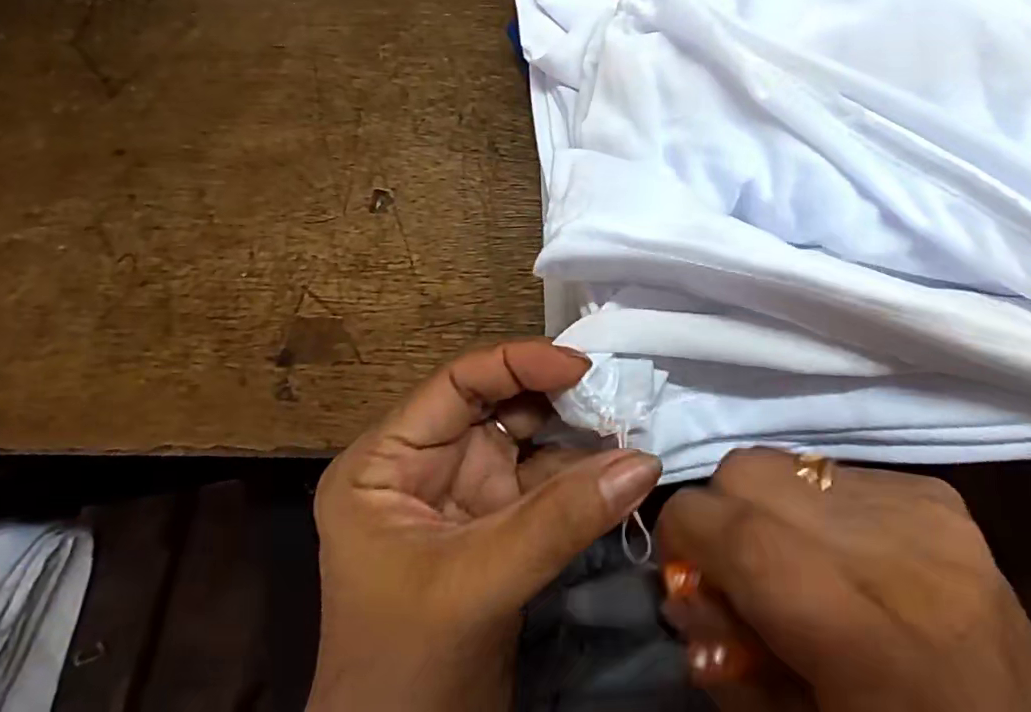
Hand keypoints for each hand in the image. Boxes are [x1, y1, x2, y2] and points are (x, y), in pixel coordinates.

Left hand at [306, 337, 662, 711]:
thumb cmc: (406, 667)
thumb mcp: (478, 582)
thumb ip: (560, 519)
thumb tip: (644, 461)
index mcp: (386, 461)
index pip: (457, 383)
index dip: (520, 363)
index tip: (583, 367)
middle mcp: (425, 464)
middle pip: (499, 404)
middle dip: (558, 398)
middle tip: (618, 396)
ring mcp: (465, 494)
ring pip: (529, 440)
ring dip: (578, 434)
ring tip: (631, 427)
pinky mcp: (499, 525)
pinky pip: (548, 481)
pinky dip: (584, 474)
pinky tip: (622, 469)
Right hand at [657, 449, 1030, 711]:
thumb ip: (726, 663)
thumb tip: (684, 588)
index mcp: (862, 628)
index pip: (741, 531)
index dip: (685, 532)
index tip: (678, 563)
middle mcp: (894, 544)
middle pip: (752, 470)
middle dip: (722, 511)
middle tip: (736, 566)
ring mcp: (922, 506)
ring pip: (789, 459)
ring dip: (771, 505)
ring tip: (796, 559)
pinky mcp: (937, 489)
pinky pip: (836, 470)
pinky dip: (817, 504)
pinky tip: (847, 552)